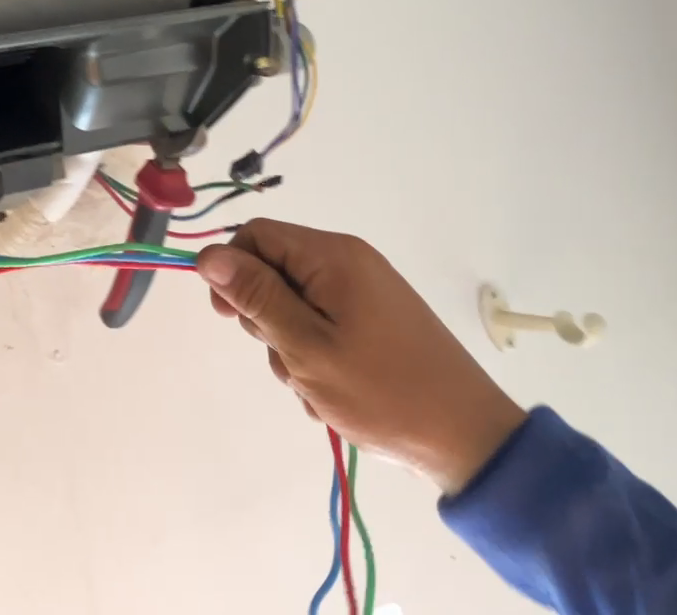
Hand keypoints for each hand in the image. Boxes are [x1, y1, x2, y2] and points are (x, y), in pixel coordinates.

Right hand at [197, 219, 525, 493]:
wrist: (469, 440)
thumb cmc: (382, 391)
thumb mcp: (305, 345)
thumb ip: (255, 296)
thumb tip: (207, 254)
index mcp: (332, 256)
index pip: (255, 235)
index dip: (230, 270)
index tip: (226, 318)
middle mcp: (348, 262)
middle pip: (273, 268)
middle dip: (264, 315)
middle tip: (285, 358)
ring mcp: (363, 292)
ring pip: (292, 302)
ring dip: (287, 343)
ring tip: (312, 383)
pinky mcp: (374, 319)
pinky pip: (320, 322)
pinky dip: (313, 353)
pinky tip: (330, 389)